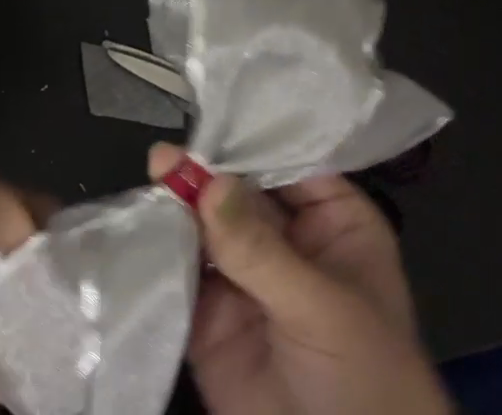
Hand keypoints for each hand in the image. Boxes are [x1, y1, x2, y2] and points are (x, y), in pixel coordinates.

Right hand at [149, 143, 452, 414]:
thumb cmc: (365, 382)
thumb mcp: (323, 309)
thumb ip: (261, 248)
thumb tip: (209, 182)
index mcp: (332, 225)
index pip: (289, 165)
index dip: (250, 142)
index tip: (208, 119)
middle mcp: (285, 240)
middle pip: (236, 190)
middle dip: (202, 174)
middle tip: (163, 160)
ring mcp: (242, 274)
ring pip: (201, 224)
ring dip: (174, 207)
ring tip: (148, 186)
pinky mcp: (204, 310)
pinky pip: (176, 267)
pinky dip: (155, 248)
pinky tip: (137, 226)